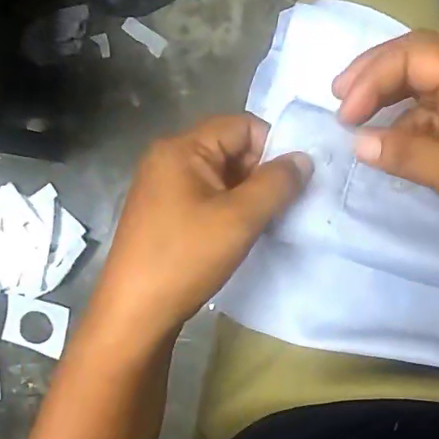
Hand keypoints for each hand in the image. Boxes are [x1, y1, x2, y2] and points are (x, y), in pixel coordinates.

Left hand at [92, 114, 311, 339]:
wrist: (135, 313)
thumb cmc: (186, 258)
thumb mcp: (239, 218)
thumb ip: (277, 183)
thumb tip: (303, 159)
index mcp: (181, 148)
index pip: (241, 125)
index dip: (273, 147)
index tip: (293, 182)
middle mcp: (167, 159)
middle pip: (230, 148)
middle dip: (261, 173)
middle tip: (283, 207)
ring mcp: (162, 188)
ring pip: (220, 177)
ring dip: (247, 196)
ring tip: (264, 224)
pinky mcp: (163, 215)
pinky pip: (205, 198)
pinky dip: (228, 210)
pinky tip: (238, 236)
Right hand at [333, 31, 438, 248]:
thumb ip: (410, 155)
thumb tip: (358, 142)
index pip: (416, 54)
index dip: (373, 76)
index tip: (347, 116)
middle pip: (417, 61)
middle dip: (374, 77)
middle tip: (339, 102)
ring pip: (422, 90)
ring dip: (387, 101)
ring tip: (355, 123)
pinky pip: (433, 118)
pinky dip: (405, 128)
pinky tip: (388, 147)